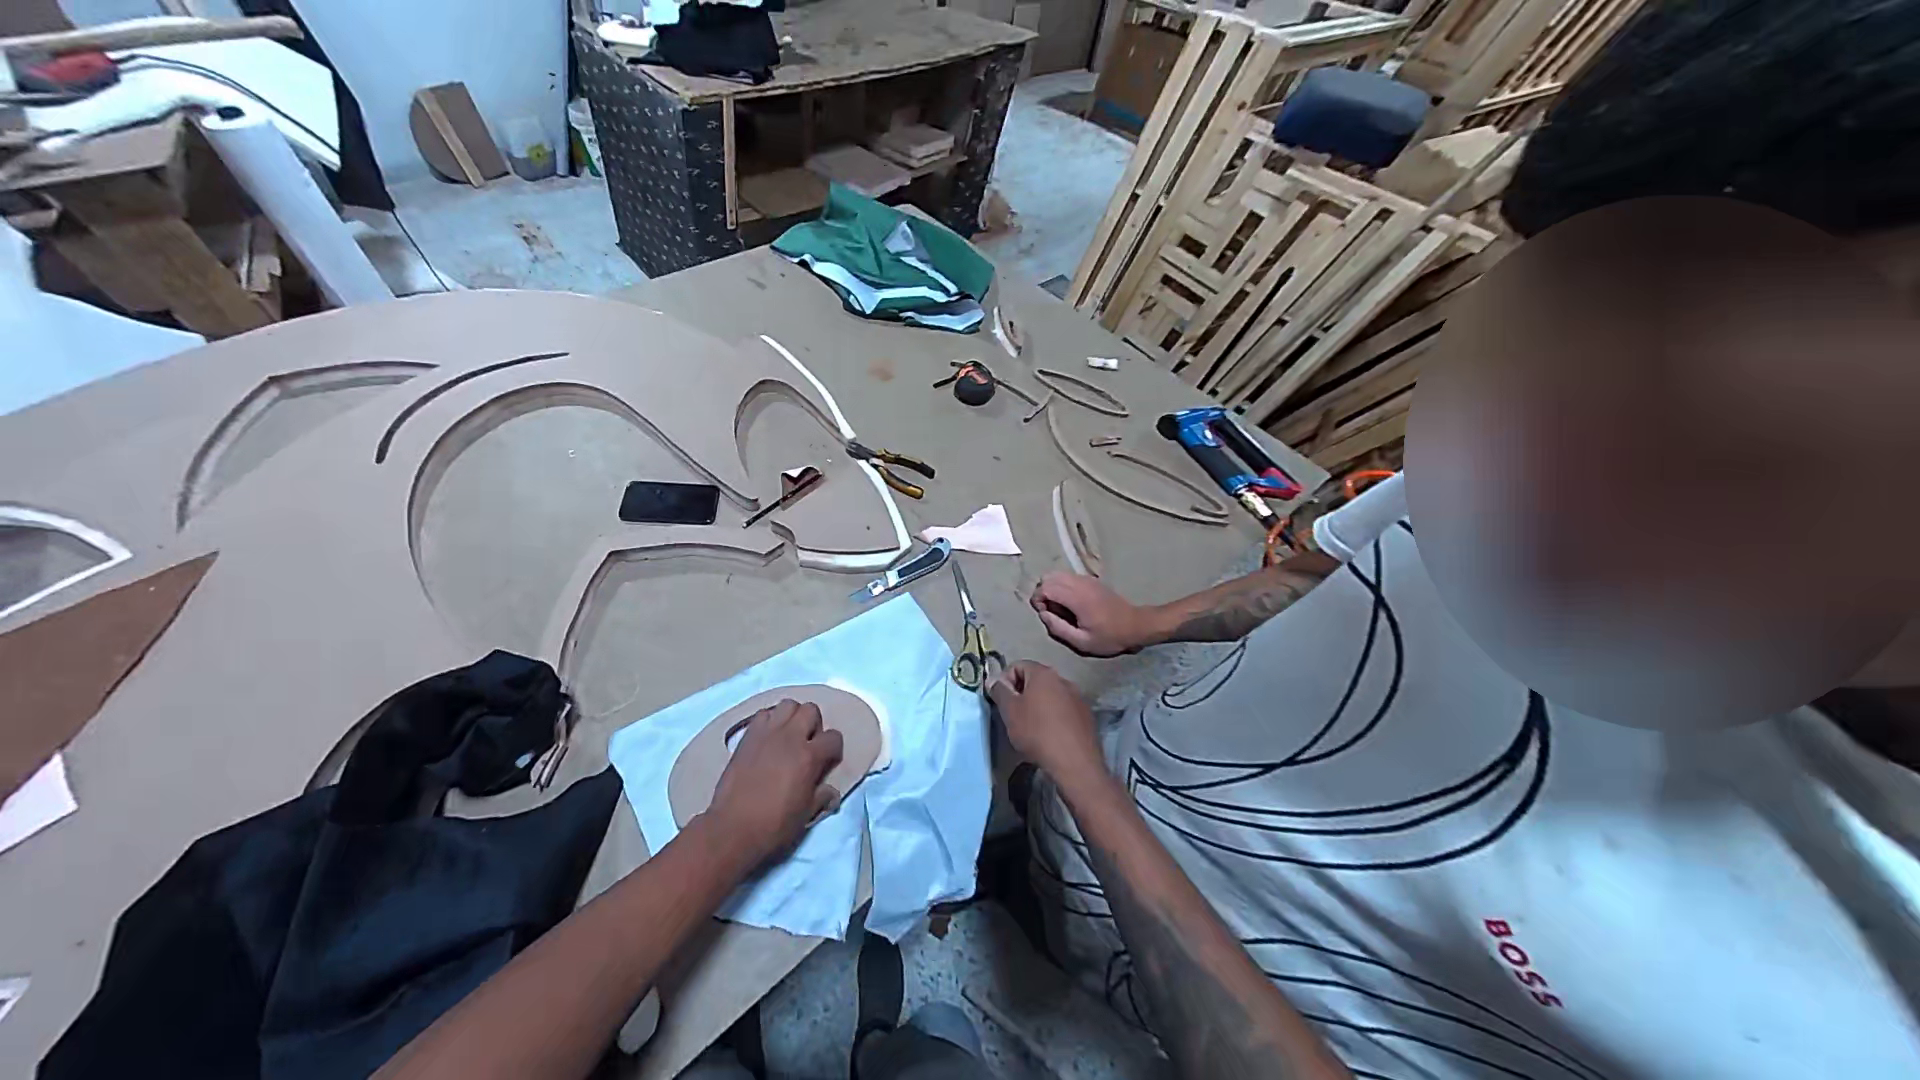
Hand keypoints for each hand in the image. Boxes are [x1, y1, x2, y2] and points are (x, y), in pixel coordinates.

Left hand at [703, 700, 843, 868]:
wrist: (732, 829)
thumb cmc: (774, 826)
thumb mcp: (806, 815)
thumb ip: (822, 797)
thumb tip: (832, 793)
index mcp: (809, 757)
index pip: (833, 737)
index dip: (834, 749)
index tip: (828, 761)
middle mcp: (790, 738)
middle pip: (810, 710)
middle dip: (814, 725)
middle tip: (808, 745)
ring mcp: (767, 734)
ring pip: (787, 705)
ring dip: (792, 717)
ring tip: (788, 737)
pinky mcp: (747, 737)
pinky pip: (763, 714)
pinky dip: (770, 721)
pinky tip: (768, 739)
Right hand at [989, 661, 1102, 782]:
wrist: (1074, 762)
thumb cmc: (1037, 732)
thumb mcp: (1010, 711)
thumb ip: (999, 691)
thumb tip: (994, 679)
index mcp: (1044, 673)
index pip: (1018, 665)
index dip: (1004, 680)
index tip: (1000, 701)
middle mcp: (1063, 680)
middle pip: (1035, 680)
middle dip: (1021, 694)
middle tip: (1013, 715)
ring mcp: (1078, 698)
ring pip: (1050, 696)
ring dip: (1038, 706)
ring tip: (1031, 728)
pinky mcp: (1086, 716)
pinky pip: (1063, 710)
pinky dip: (1053, 717)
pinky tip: (1049, 736)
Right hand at [1030, 572, 1159, 656]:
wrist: (1136, 625)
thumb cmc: (1109, 637)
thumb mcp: (1082, 642)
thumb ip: (1058, 628)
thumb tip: (1043, 614)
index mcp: (1077, 598)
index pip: (1046, 587)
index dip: (1038, 599)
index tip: (1044, 613)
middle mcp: (1080, 583)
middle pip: (1049, 576)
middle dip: (1043, 592)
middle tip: (1050, 610)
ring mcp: (1086, 579)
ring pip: (1058, 574)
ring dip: (1052, 587)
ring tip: (1059, 606)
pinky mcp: (1091, 580)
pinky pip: (1068, 576)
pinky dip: (1062, 585)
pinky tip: (1070, 602)